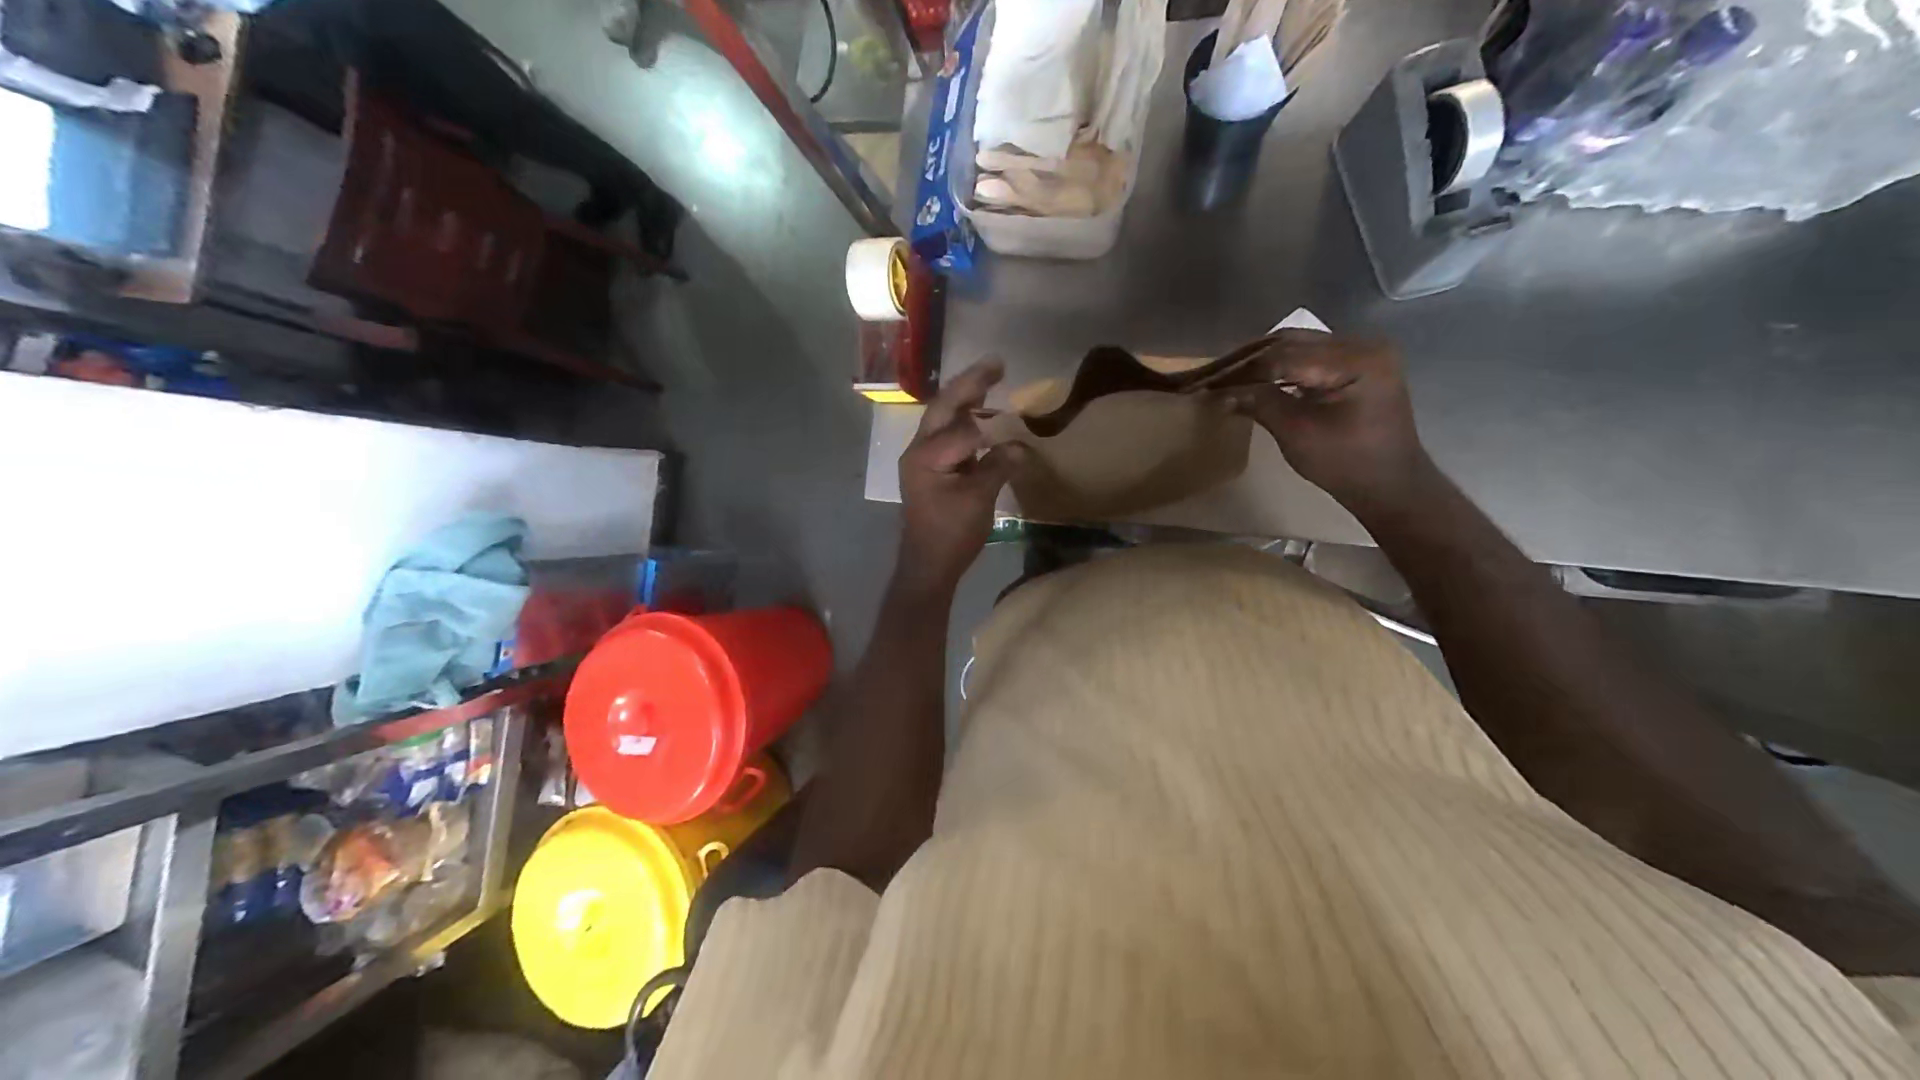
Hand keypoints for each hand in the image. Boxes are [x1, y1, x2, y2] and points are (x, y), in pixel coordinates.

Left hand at [897, 359, 1028, 592]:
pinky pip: (947, 434)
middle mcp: (919, 449)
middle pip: (945, 406)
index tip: (1018, 418)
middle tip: (998, 363)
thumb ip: (998, 467)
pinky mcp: (929, 468)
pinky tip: (983, 417)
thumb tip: (1019, 445)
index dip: (993, 424)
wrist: (927, 565)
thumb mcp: (979, 500)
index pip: (964, 428)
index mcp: (927, 455)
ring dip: (966, 398)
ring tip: (990, 379)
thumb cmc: (950, 534)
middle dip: (971, 383)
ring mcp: (922, 458)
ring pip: (943, 418)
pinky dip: (965, 421)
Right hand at [1218, 332, 1436, 514]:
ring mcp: (1363, 353)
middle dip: (1251, 360)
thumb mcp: (1297, 433)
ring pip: (1300, 346)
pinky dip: (1283, 367)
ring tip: (1231, 377)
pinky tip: (1260, 380)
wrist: (1390, 484)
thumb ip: (1260, 404)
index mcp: (1356, 360)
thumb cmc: (1346, 464)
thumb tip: (1222, 393)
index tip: (1210, 383)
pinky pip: (1312, 357)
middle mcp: (1363, 345)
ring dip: (1264, 361)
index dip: (1243, 370)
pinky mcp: (1358, 366)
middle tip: (1215, 375)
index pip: (1285, 355)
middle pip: (1293, 342)